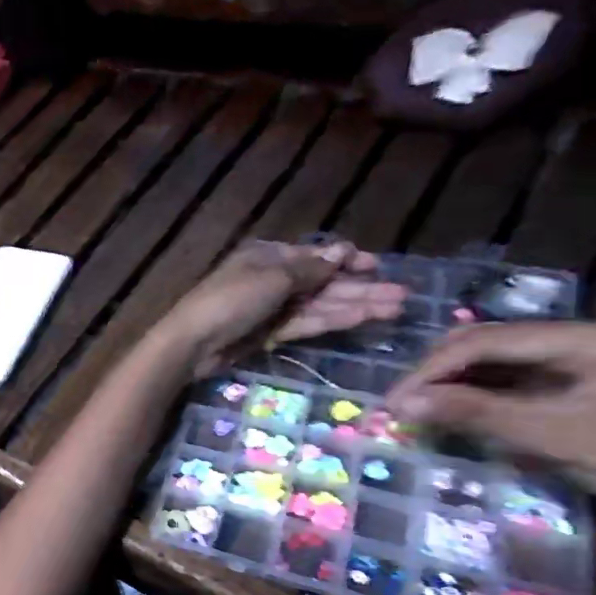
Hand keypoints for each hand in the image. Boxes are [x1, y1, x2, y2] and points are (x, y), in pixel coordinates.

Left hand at [157, 240, 406, 376]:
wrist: (193, 342)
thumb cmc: (229, 300)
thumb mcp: (272, 277)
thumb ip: (309, 269)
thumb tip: (341, 251)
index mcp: (270, 256)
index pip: (316, 256)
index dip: (348, 261)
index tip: (376, 267)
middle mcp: (274, 279)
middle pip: (323, 282)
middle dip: (361, 288)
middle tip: (402, 296)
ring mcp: (272, 308)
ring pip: (320, 305)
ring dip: (356, 306)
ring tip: (395, 308)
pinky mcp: (269, 334)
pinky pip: (306, 323)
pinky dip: (332, 321)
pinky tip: (362, 319)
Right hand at [385, 318, 595, 517]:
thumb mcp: (560, 437)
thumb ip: (479, 415)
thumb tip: (404, 403)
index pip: (500, 338)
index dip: (438, 366)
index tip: (395, 399)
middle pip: (511, 345)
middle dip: (450, 372)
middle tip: (405, 404)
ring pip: (525, 365)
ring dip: (473, 386)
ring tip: (428, 410)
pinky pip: (545, 385)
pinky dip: (503, 400)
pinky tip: (475, 416)